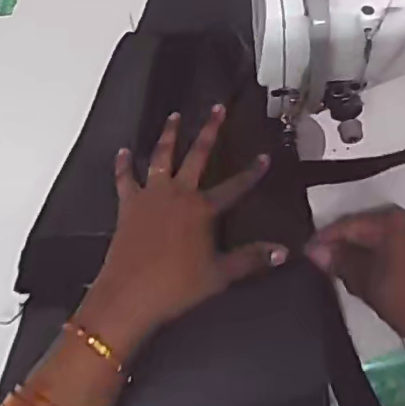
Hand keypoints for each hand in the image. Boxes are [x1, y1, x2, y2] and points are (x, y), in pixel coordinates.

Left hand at [80, 106, 284, 350]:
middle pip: (198, 154)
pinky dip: (123, 164)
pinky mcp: (129, 205)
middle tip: (217, 109)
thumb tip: (282, 252)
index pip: (235, 187)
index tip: (264, 157)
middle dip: (210, 130)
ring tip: (174, 116)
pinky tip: (122, 152)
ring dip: (169, 135)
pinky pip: (125, 178)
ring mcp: (151, 196)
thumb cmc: (174, 287)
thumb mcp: (219, 275)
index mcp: (201, 209)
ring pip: (162, 156)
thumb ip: (251, 259)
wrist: (128, 296)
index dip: (252, 172)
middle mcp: (178, 194)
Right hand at [305, 207, 404, 349]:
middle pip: (359, 231)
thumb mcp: (370, 282)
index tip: (304, 255)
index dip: (323, 240)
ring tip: (340, 280)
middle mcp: (402, 223)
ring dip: (356, 260)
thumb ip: (341, 263)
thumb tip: (316, 252)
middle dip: (339, 249)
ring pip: (372, 245)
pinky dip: (372, 267)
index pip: (345, 224)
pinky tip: (365, 285)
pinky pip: (385, 255)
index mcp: (389, 220)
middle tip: (320, 269)